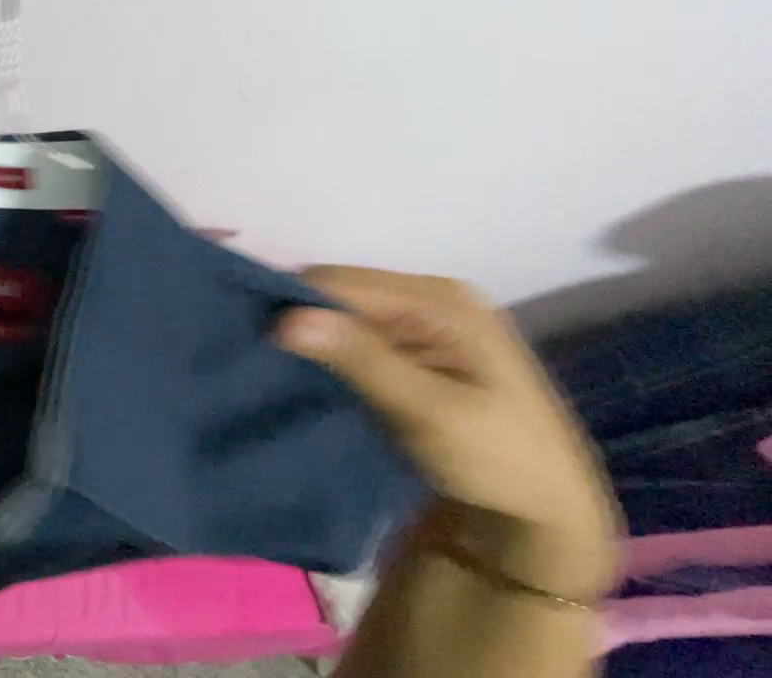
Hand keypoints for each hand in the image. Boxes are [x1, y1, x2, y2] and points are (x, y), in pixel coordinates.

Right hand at [275, 266, 621, 599]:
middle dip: (298, 318)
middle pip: (334, 290)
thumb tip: (286, 318)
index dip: (292, 304)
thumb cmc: (498, 462)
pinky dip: (324, 349)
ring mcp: (419, 320)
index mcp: (441, 300)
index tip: (253, 340)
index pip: (338, 282)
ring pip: (337, 311)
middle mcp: (429, 296)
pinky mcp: (408, 345)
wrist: (543, 514)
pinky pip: (349, 332)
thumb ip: (362, 360)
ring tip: (276, 365)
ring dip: (308, 336)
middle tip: (261, 357)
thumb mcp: (430, 412)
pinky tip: (307, 371)